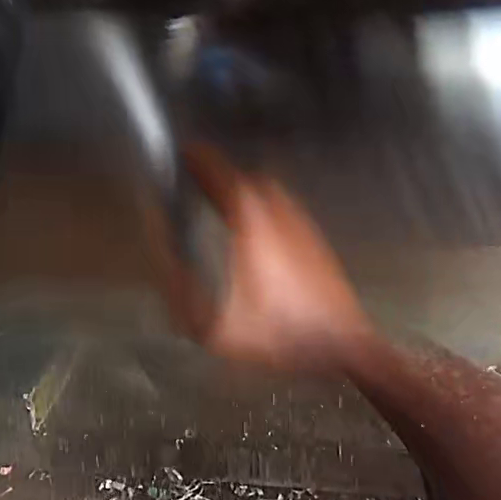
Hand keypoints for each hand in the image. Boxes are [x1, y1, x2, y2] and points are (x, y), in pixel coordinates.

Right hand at [177, 146, 377, 373]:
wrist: (340, 348)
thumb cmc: (274, 335)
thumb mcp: (211, 324)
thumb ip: (178, 286)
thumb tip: (160, 250)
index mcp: (251, 226)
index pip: (223, 177)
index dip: (201, 160)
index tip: (185, 151)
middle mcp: (278, 215)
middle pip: (246, 178)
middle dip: (219, 172)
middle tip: (196, 176)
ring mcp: (300, 226)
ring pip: (269, 190)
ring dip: (241, 186)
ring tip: (219, 197)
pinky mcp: (314, 240)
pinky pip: (282, 206)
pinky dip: (260, 202)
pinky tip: (252, 224)